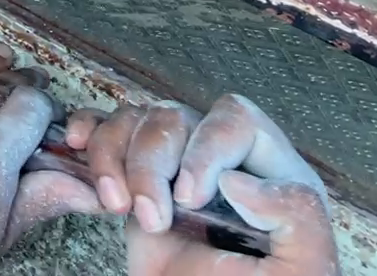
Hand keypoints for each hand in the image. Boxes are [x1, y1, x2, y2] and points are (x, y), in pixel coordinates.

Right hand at [54, 94, 338, 275]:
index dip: (206, 147)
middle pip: (172, 117)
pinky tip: (78, 148)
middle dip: (149, 164)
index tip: (189, 198)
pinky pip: (101, 124)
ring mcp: (170, 157)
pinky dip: (86, 130)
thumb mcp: (298, 274)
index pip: (235, 120)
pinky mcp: (129, 165)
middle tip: (149, 218)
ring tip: (115, 206)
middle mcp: (215, 153)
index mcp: (267, 170)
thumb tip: (236, 178)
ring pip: (132, 118)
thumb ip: (298, 220)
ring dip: (113, 156)